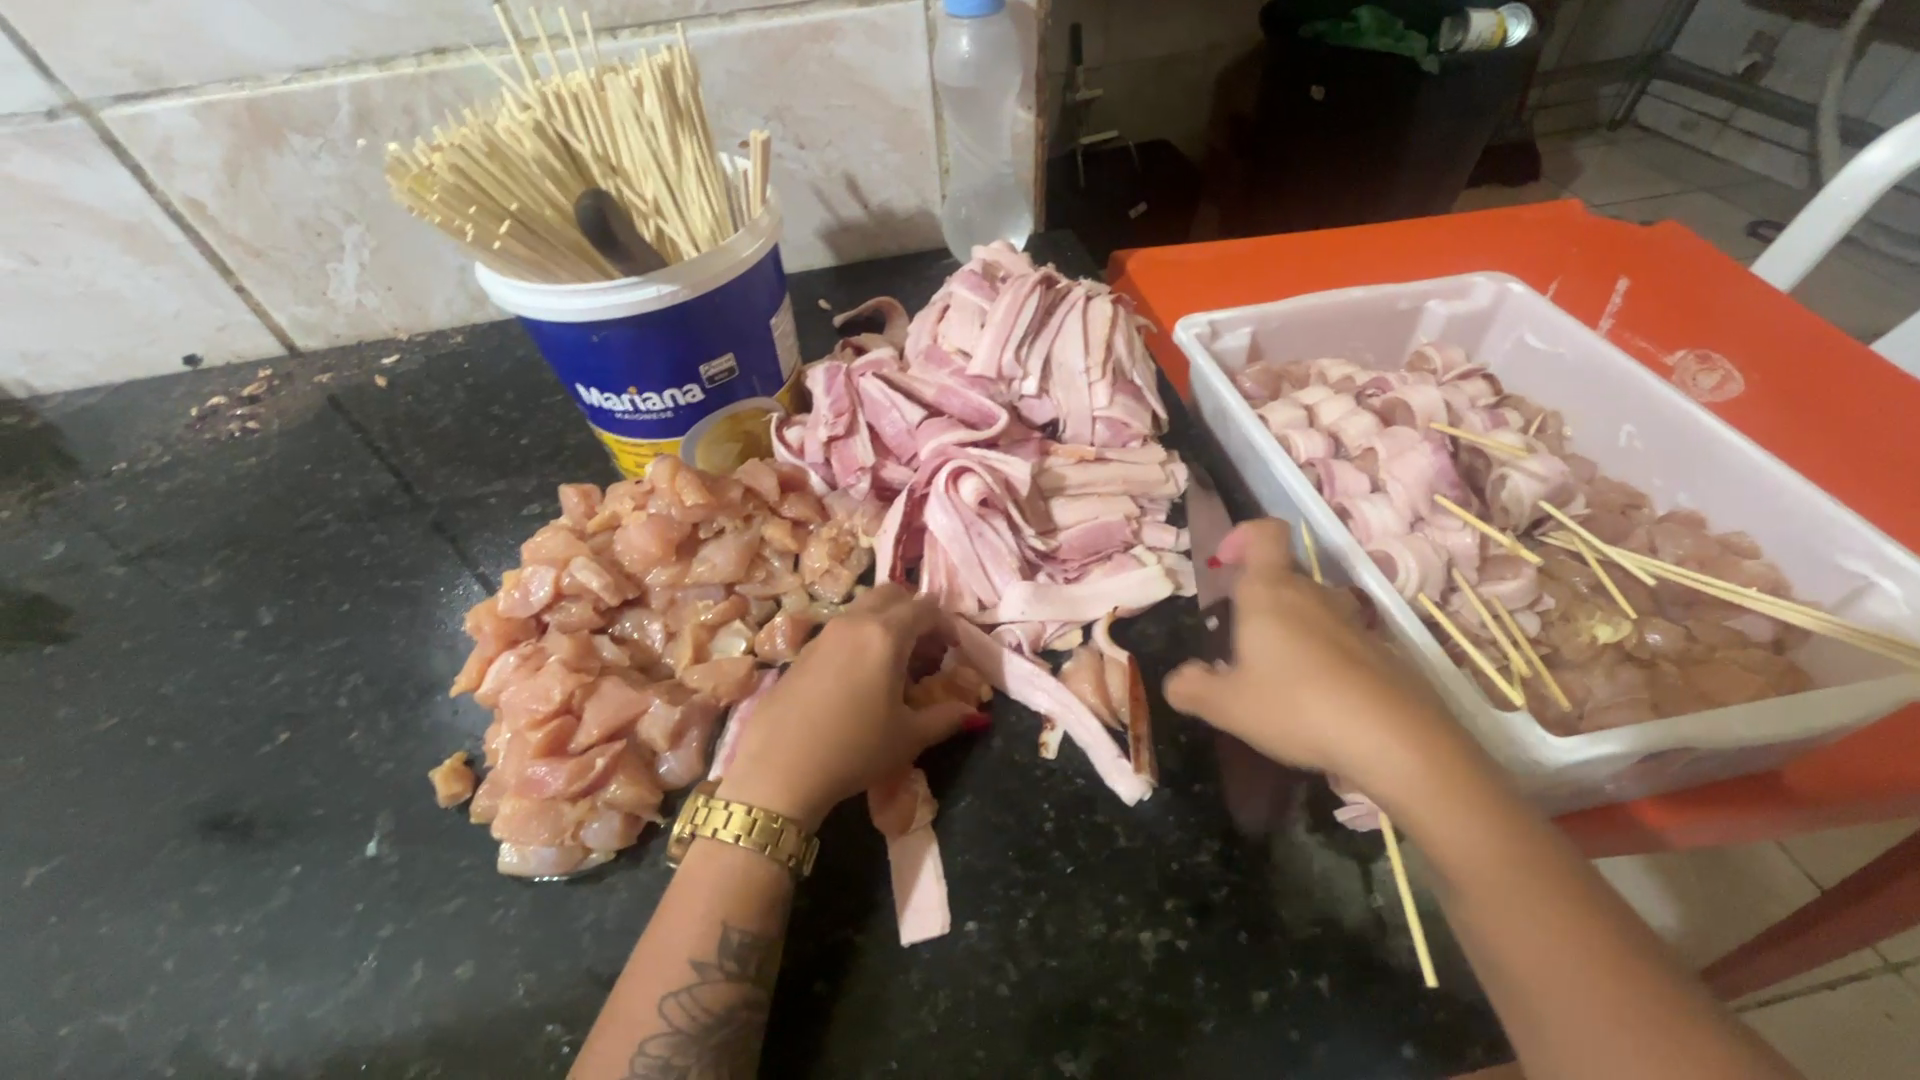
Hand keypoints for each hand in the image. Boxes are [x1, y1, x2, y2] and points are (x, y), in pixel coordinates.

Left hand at [716, 585, 976, 828]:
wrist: (779, 769)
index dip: (945, 623)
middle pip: (891, 594)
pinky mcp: (802, 652)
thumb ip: (944, 718)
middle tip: (926, 648)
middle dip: (914, 611)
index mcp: (886, 635)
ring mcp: (823, 634)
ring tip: (895, 664)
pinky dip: (860, 639)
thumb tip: (972, 713)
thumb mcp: (908, 738)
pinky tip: (860, 679)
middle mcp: (854, 623)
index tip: (953, 650)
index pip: (925, 607)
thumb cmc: (854, 750)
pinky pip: (841, 631)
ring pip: (863, 609)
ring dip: (885, 623)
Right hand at [1163, 519, 1473, 797]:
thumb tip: (1178, 679)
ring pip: (1312, 609)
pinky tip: (1312, 699)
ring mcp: (1351, 621)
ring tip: (1273, 674)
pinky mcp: (1378, 651)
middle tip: (1236, 643)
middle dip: (1257, 599)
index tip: (1224, 564)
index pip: (1263, 533)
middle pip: (1284, 575)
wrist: (1393, 737)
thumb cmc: (1295, 705)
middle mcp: (1313, 594)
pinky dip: (1319, 657)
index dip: (1242, 536)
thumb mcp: (1226, 705)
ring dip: (1289, 630)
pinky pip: (1338, 640)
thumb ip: (1193, 688)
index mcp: (1270, 592)